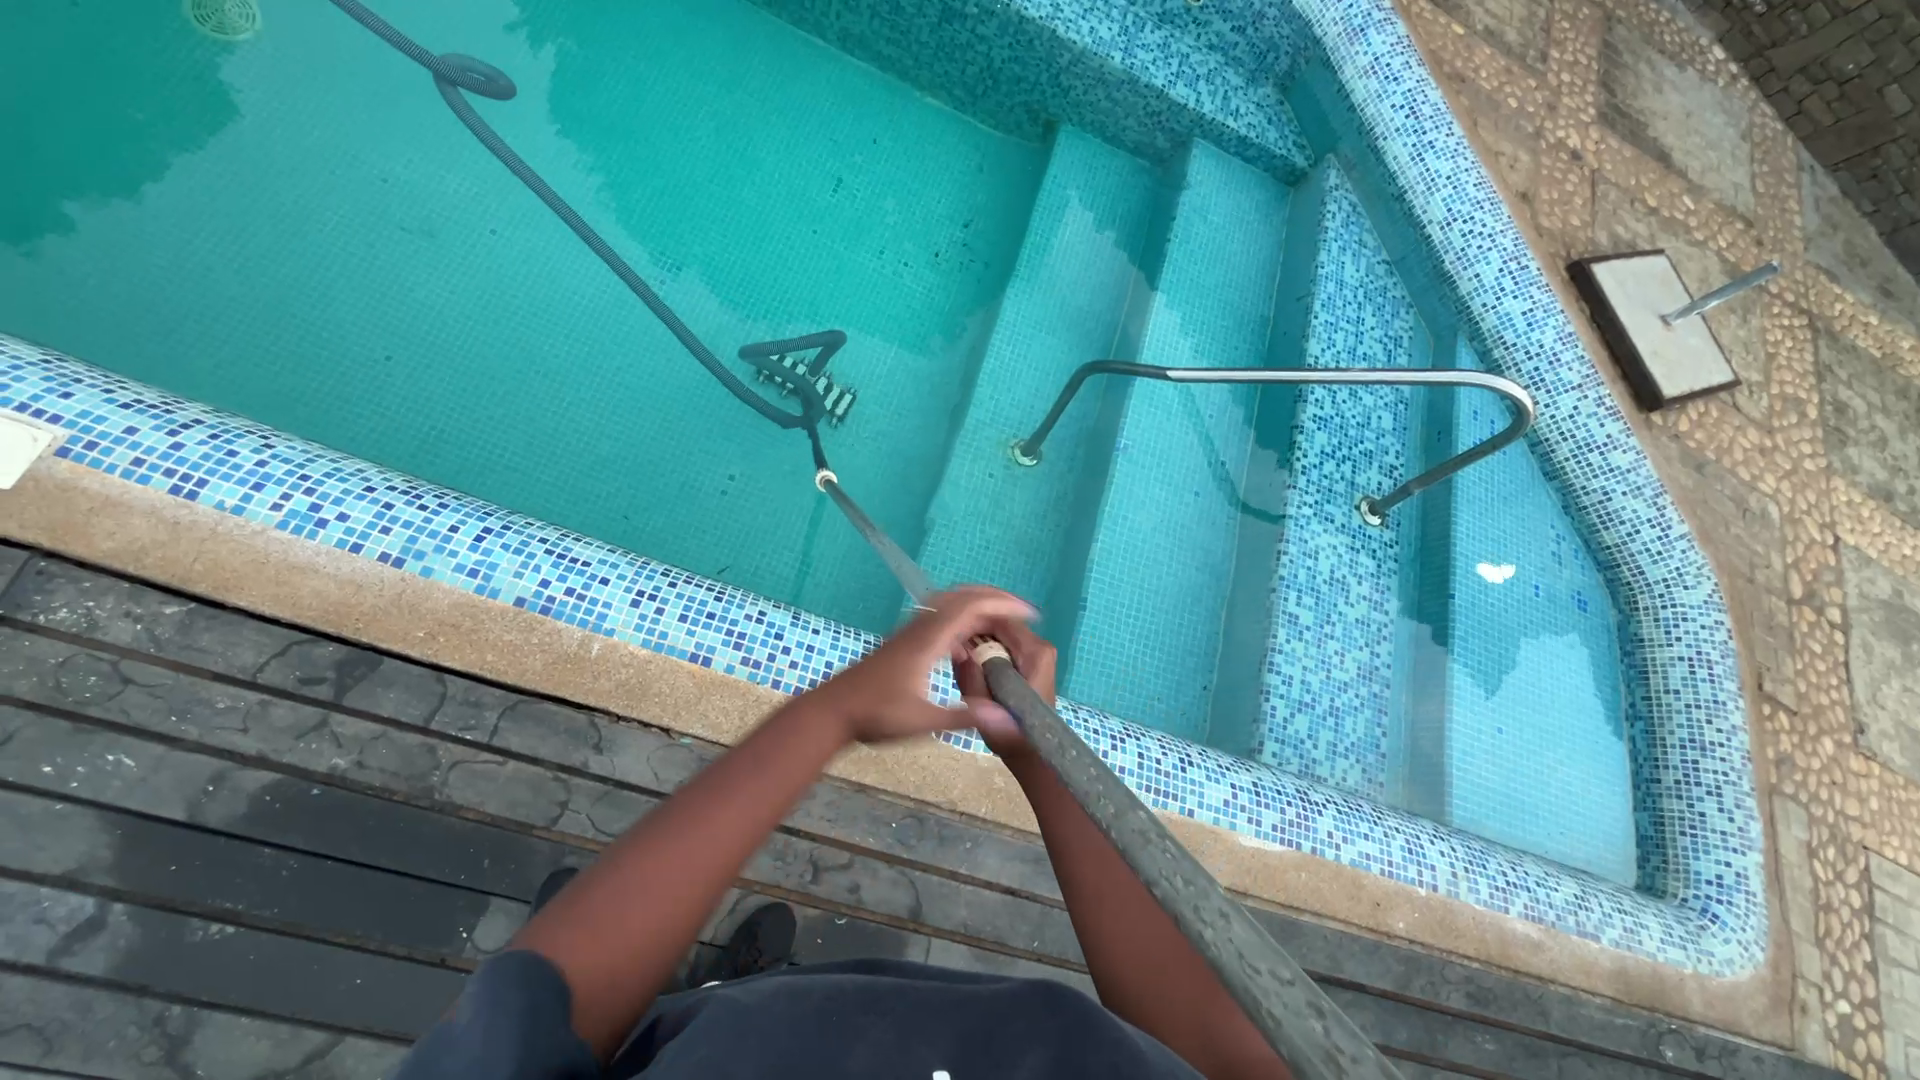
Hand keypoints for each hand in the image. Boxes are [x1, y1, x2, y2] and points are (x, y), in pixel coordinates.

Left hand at [808, 587, 1034, 744]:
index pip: (970, 607)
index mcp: (928, 640)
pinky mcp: (904, 642)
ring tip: (1000, 624)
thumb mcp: (923, 721)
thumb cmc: (874, 716)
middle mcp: (920, 628)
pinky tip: (966, 647)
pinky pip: (938, 618)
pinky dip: (960, 621)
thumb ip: (964, 717)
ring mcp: (910, 633)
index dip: (1002, 604)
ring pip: (948, 605)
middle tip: (1021, 612)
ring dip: (976, 607)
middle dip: (994, 599)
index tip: (1028, 612)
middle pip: (961, 597)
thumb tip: (1008, 719)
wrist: (832, 711)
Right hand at [952, 615, 1056, 760]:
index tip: (950, 628)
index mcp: (1034, 652)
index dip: (974, 620)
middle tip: (953, 643)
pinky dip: (989, 650)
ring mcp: (1039, 653)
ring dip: (982, 641)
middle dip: (976, 631)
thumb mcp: (983, 706)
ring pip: (1003, 634)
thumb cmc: (1010, 734)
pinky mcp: (1033, 661)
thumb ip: (970, 676)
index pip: (1000, 619)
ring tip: (961, 653)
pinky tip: (974, 663)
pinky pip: (1006, 645)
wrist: (1032, 755)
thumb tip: (955, 647)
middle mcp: (1041, 646)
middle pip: (1002, 624)